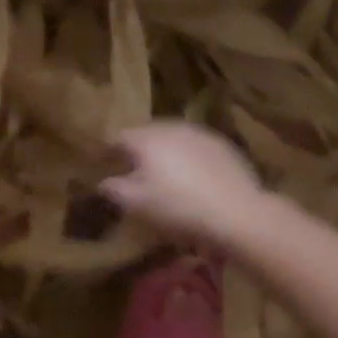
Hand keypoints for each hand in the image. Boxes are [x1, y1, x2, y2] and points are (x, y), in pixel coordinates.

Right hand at [101, 121, 270, 241]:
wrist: (234, 210)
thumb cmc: (176, 206)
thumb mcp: (136, 204)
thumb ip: (114, 189)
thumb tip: (103, 182)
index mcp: (147, 139)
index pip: (119, 137)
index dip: (109, 151)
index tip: (103, 164)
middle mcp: (172, 127)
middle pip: (147, 133)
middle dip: (137, 149)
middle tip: (131, 168)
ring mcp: (200, 133)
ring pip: (173, 138)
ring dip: (163, 152)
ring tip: (161, 172)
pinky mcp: (222, 145)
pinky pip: (194, 147)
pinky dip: (186, 157)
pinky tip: (189, 177)